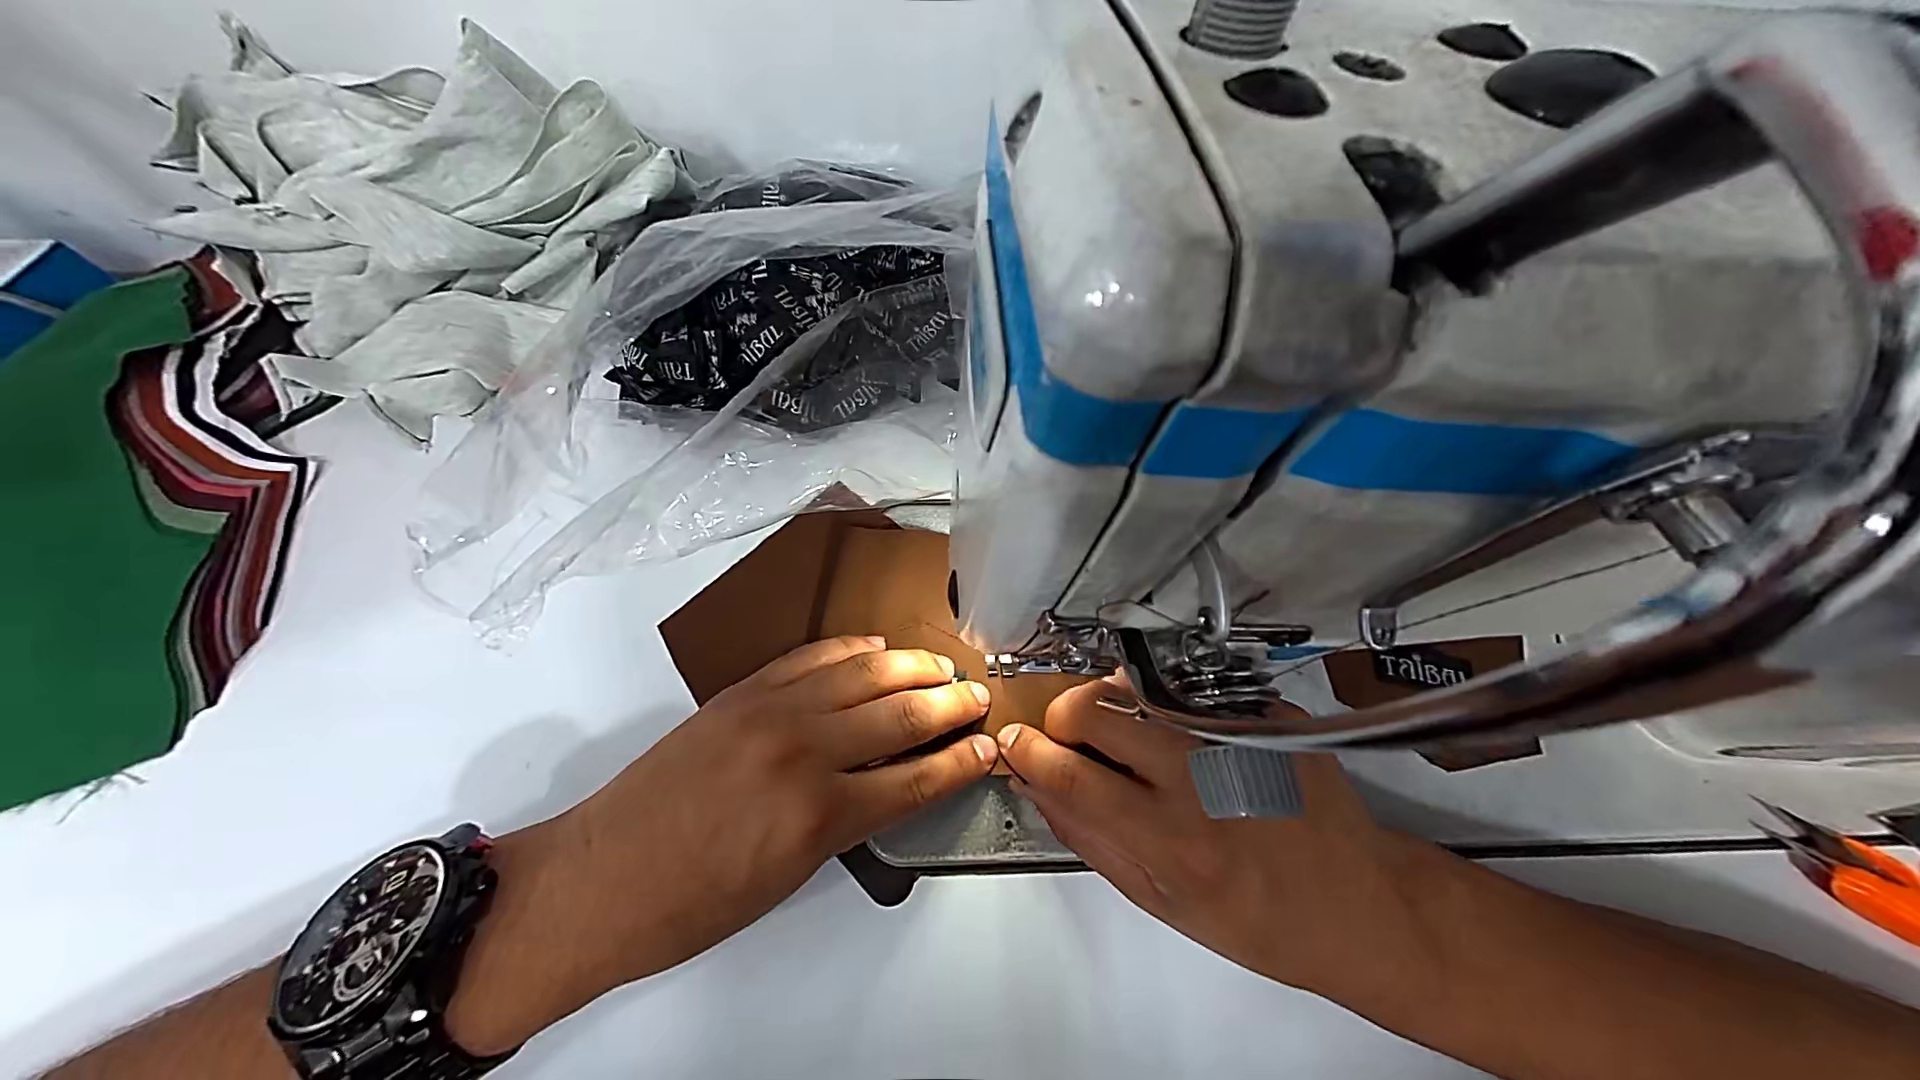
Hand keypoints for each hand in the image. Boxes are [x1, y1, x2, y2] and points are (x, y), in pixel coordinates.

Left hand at [446, 637, 995, 1052]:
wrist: (598, 879)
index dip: (961, 761)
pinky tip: (874, 649)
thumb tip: (889, 783)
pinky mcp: (741, 692)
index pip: (916, 778)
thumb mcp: (789, 876)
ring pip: (863, 674)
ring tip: (941, 665)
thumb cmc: (691, 902)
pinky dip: (849, 650)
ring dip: (911, 667)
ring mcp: (770, 711)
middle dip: (950, 704)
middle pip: (901, 715)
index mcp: (820, 814)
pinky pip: (809, 658)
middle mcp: (803, 750)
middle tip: (978, 696)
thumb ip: (847, 820)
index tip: (989, 746)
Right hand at [996, 679, 1427, 997]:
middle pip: (1094, 709)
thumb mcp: (1161, 902)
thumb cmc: (1263, 920)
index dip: (1028, 752)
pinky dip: (1164, 707)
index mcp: (1172, 840)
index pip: (1070, 775)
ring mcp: (1236, 737)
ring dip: (1112, 706)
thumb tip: (1040, 790)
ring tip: (1127, 740)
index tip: (1015, 744)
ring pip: (1136, 687)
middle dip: (1063, 718)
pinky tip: (1181, 741)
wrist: (1360, 904)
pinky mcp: (1263, 715)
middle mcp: (1203, 778)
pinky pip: (1185, 691)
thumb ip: (1091, 840)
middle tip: (1070, 739)